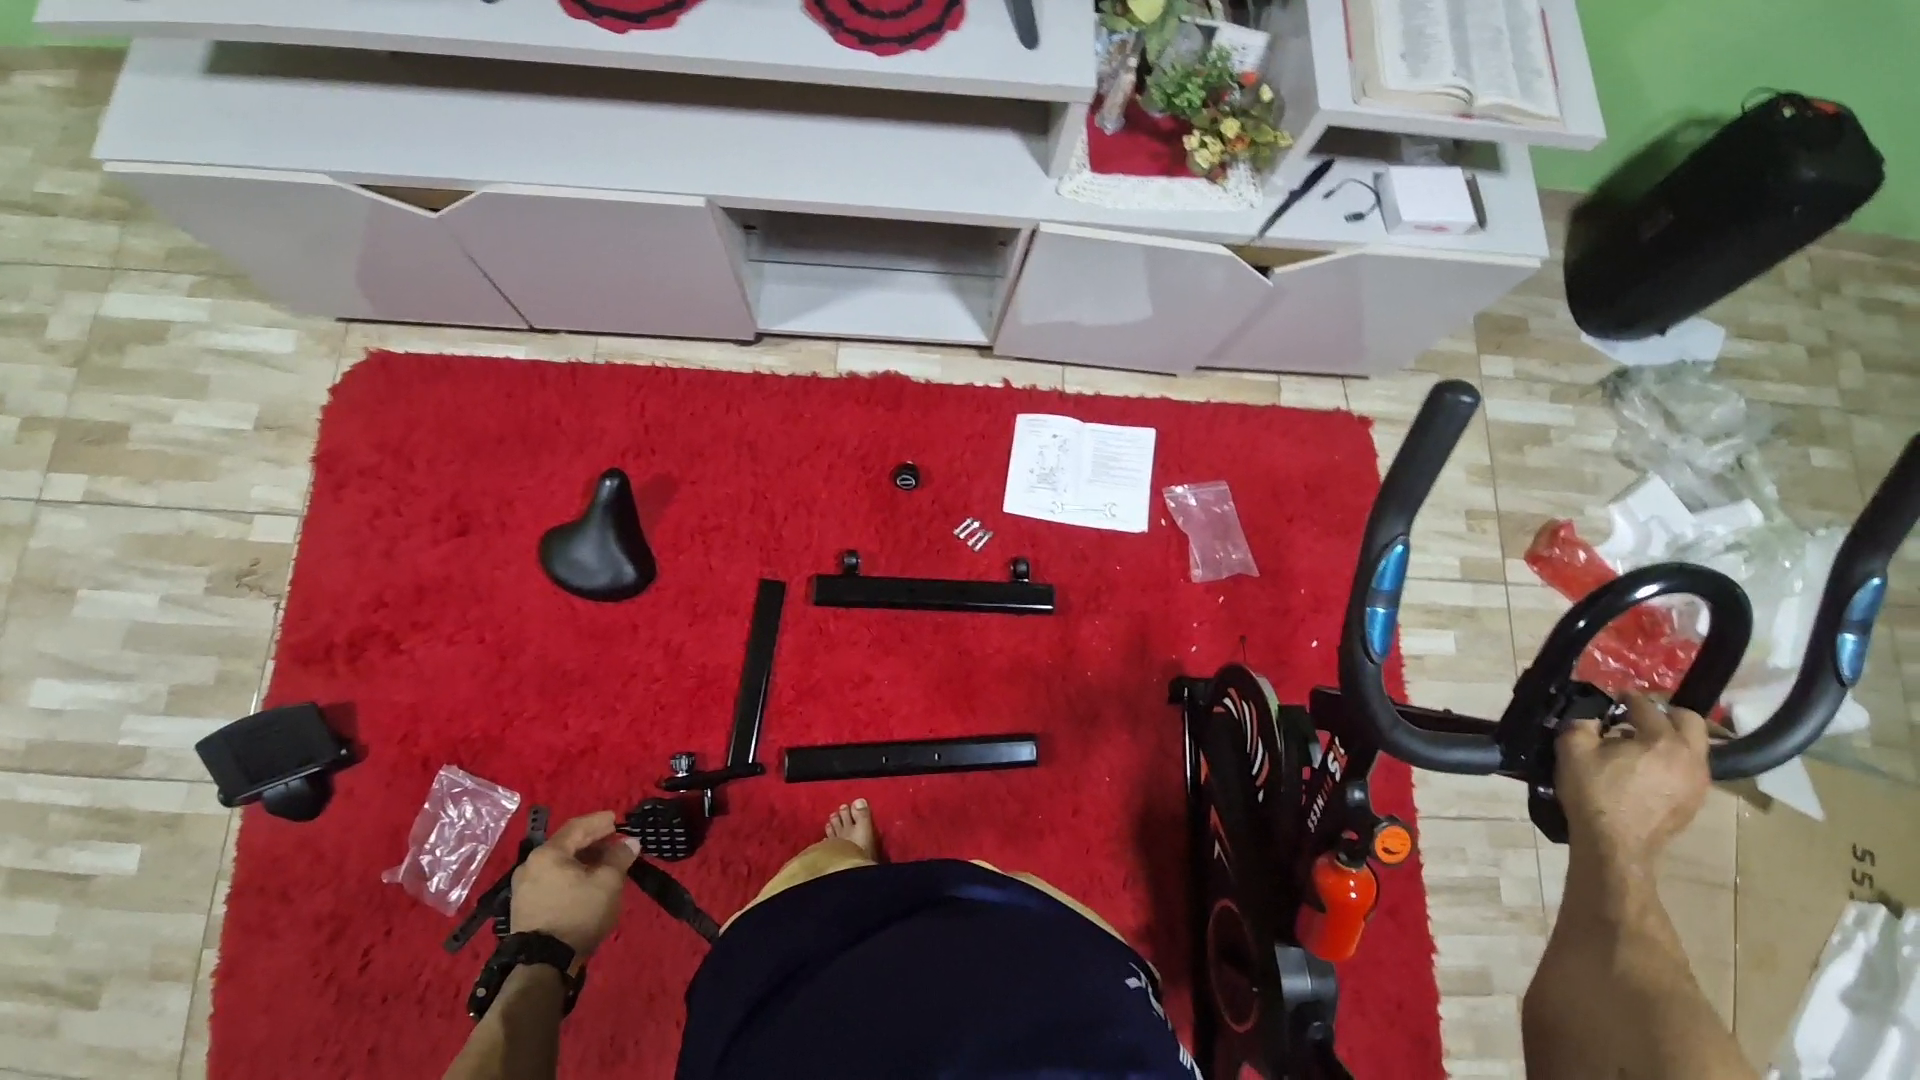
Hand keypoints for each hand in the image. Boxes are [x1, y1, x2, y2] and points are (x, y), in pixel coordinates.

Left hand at [509, 811, 637, 966]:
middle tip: (614, 840)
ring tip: (604, 863)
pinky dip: (570, 875)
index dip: (599, 821)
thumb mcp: (608, 883)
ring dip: (582, 859)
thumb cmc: (578, 914)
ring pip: (558, 864)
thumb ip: (619, 857)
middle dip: (592, 841)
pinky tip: (585, 882)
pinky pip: (551, 880)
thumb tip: (630, 842)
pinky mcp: (524, 907)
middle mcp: (530, 866)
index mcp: (548, 854)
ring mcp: (523, 888)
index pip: (576, 827)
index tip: (617, 819)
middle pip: (565, 845)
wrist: (544, 963)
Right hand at [1555, 695, 1711, 870]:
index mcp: (1661, 740)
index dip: (1627, 697)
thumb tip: (1593, 716)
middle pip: (1691, 721)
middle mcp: (1689, 756)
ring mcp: (1699, 781)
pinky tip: (1646, 772)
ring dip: (1670, 739)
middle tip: (1637, 718)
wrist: (1615, 844)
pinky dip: (1672, 761)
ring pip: (1694, 746)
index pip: (1647, 706)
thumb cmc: (1593, 793)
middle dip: (1665, 713)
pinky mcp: (1697, 800)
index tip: (1613, 697)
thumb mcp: (1572, 750)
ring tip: (1639, 747)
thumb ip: (1582, 723)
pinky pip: (1689, 768)